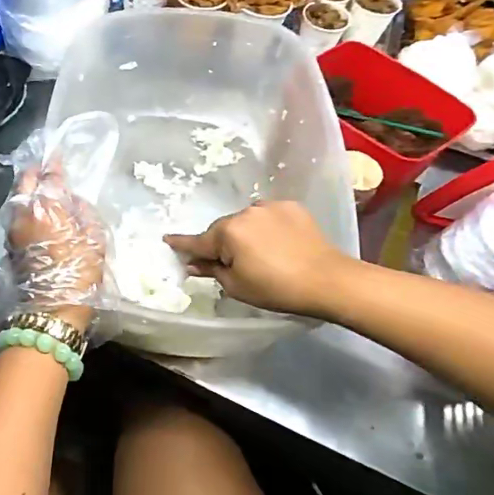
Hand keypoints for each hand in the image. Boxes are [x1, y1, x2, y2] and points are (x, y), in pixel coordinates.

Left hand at [5, 164, 104, 322]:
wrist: (50, 311)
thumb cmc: (78, 273)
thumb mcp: (94, 240)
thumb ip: (85, 213)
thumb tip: (75, 201)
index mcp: (46, 207)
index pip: (49, 177)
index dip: (54, 163)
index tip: (57, 152)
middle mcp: (24, 213)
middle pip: (24, 183)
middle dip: (34, 171)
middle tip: (45, 165)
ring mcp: (12, 230)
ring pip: (16, 199)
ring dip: (27, 189)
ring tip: (40, 185)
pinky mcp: (9, 245)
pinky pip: (16, 215)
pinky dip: (25, 206)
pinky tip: (37, 209)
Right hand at [164, 202, 362, 318]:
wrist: (326, 279)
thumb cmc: (276, 288)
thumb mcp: (238, 286)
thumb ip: (213, 270)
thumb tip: (194, 262)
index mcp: (229, 232)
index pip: (199, 240)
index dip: (182, 243)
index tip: (167, 239)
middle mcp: (246, 212)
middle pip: (224, 229)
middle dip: (223, 244)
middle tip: (229, 265)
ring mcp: (270, 206)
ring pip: (247, 221)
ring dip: (246, 234)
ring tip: (261, 256)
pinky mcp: (292, 206)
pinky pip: (269, 217)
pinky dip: (268, 228)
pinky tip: (279, 245)